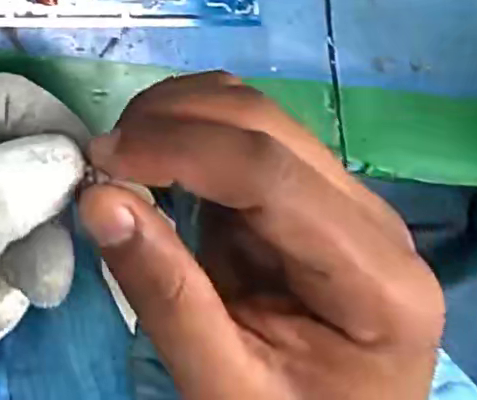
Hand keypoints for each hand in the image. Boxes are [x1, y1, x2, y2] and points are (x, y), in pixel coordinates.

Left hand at [0, 73, 89, 399]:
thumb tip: (68, 158)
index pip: (12, 98)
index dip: (56, 131)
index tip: (93, 185)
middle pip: (35, 160)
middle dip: (40, 226)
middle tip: (37, 280)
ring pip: (38, 221)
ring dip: (18, 274)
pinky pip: (22, 265)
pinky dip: (1, 300)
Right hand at [78, 72, 443, 399]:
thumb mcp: (224, 391)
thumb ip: (165, 296)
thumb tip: (97, 195)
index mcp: (379, 283)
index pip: (268, 173)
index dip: (178, 150)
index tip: (101, 159)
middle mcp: (372, 218)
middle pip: (259, 122)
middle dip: (168, 122)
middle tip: (102, 158)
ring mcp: (340, 193)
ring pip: (246, 105)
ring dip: (173, 113)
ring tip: (124, 156)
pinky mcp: (303, 183)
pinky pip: (237, 123)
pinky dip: (183, 123)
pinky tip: (154, 158)